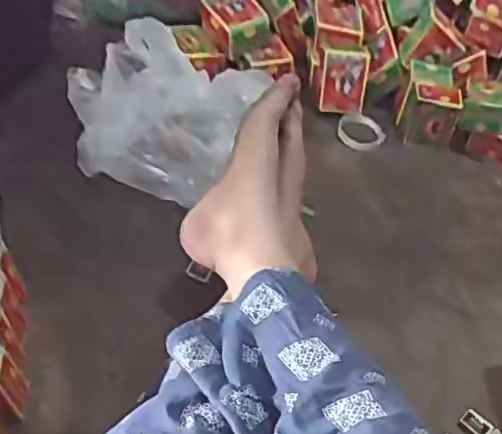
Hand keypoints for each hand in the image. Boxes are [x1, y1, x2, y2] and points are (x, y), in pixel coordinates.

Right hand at [179, 75, 316, 297]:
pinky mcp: (302, 254)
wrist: (262, 281)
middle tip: (294, 112)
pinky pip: (293, 230)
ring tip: (284, 170)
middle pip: (292, 151)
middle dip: (292, 128)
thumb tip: (215, 238)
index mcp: (254, 166)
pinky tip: (277, 236)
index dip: (275, 102)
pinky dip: (285, 226)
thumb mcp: (198, 227)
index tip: (287, 84)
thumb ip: (209, 220)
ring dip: (290, 177)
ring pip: (295, 191)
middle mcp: (281, 189)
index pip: (266, 125)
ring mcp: (296, 223)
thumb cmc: (227, 238)